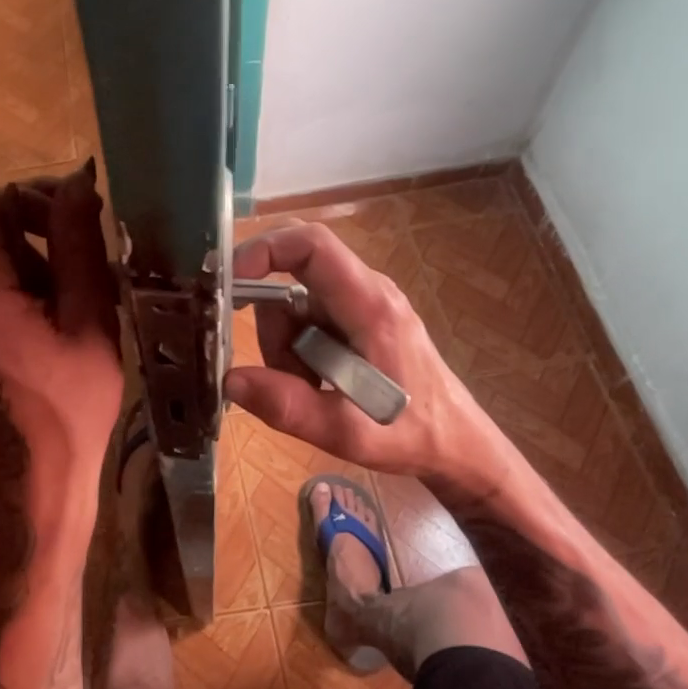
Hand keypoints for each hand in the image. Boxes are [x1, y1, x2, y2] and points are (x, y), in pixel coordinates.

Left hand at [0, 162, 123, 547]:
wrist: (40, 471)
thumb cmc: (72, 402)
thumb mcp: (87, 317)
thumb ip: (78, 244)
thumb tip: (77, 183)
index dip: (26, 196)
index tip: (73, 215)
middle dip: (37, 227)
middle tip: (88, 252)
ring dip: (37, 257)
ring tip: (83, 291)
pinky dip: (25, 283)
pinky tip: (64, 313)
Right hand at [224, 222, 513, 501]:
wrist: (458, 443)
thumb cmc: (412, 435)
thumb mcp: (347, 432)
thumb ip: (288, 406)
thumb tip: (230, 379)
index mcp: (370, 306)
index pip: (312, 245)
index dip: (265, 249)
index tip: (230, 280)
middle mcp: (368, 291)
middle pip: (295, 274)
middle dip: (270, 316)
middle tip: (274, 367)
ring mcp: (364, 303)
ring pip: (296, 301)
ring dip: (285, 343)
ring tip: (308, 389)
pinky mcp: (359, 319)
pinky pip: (309, 319)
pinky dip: (298, 350)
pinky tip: (317, 385)